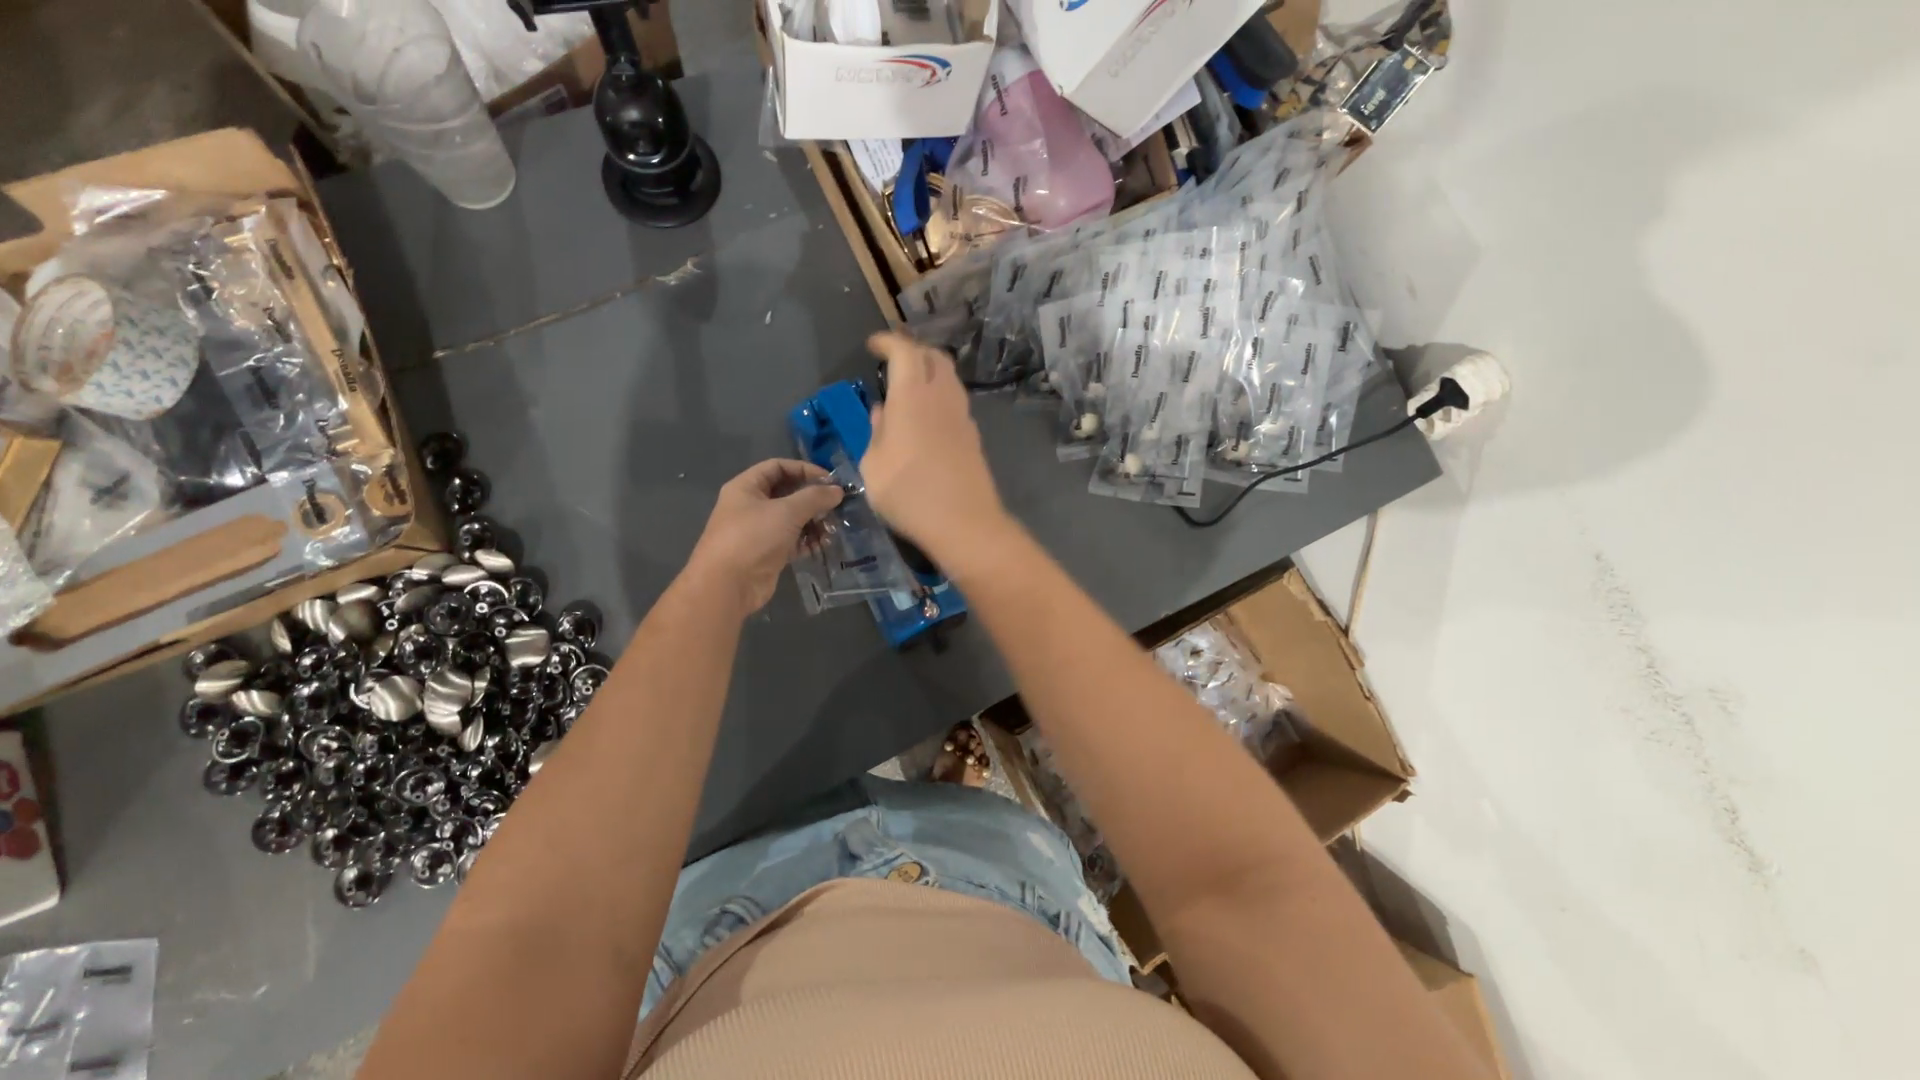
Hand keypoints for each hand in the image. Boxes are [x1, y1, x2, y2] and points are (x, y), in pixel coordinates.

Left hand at [684, 459, 842, 617]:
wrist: (728, 586)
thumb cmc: (753, 538)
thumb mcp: (786, 511)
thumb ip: (814, 497)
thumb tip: (837, 490)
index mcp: (746, 487)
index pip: (778, 467)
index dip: (804, 469)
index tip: (830, 480)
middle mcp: (750, 506)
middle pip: (787, 493)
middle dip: (813, 499)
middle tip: (836, 506)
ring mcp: (759, 531)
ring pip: (791, 519)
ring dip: (813, 522)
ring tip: (832, 529)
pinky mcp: (767, 553)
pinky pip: (791, 540)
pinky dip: (807, 541)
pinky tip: (822, 545)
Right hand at [861, 332, 1011, 560]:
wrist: (964, 522)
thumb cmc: (908, 493)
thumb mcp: (873, 465)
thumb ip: (876, 432)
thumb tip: (881, 412)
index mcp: (913, 395)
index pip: (904, 350)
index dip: (888, 342)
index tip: (874, 345)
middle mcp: (942, 396)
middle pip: (934, 357)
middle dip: (913, 351)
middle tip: (894, 361)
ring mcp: (962, 416)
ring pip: (949, 379)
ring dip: (930, 373)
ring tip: (909, 387)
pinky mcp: (973, 436)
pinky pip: (954, 403)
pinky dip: (939, 397)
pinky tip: (926, 417)